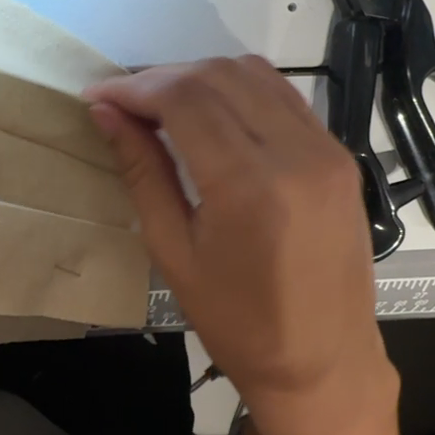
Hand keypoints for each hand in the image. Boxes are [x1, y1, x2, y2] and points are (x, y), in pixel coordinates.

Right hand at [85, 59, 413, 434]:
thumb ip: (142, 171)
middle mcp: (297, 152)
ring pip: (253, 74)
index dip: (133, 87)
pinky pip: (282, 96)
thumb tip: (106, 113)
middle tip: (119, 103)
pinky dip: (235, 90)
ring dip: (197, 78)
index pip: (184, 98)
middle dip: (160, 78)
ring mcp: (327, 149)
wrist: (322, 360)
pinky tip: (205, 115)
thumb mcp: (171, 249)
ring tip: (156, 106)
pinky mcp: (339, 155)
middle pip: (218, 76)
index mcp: (250, 184)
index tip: (95, 95)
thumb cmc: (235, 319)